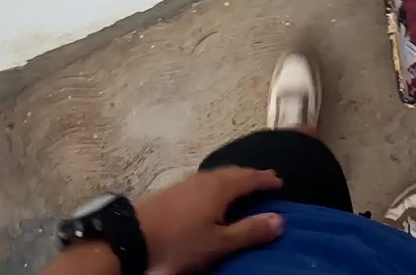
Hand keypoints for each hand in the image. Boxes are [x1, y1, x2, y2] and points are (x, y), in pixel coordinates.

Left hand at [134, 168, 285, 274]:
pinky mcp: (177, 189)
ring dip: (235, 179)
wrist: (134, 234)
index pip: (250, 177)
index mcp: (222, 187)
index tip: (281, 181)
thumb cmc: (180, 240)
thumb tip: (280, 220)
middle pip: (235, 172)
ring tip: (244, 187)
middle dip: (252, 176)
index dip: (266, 179)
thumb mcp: (217, 243)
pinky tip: (215, 195)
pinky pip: (208, 180)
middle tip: (266, 181)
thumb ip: (248, 231)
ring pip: (220, 175)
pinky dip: (220, 184)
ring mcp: (190, 181)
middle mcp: (208, 178)